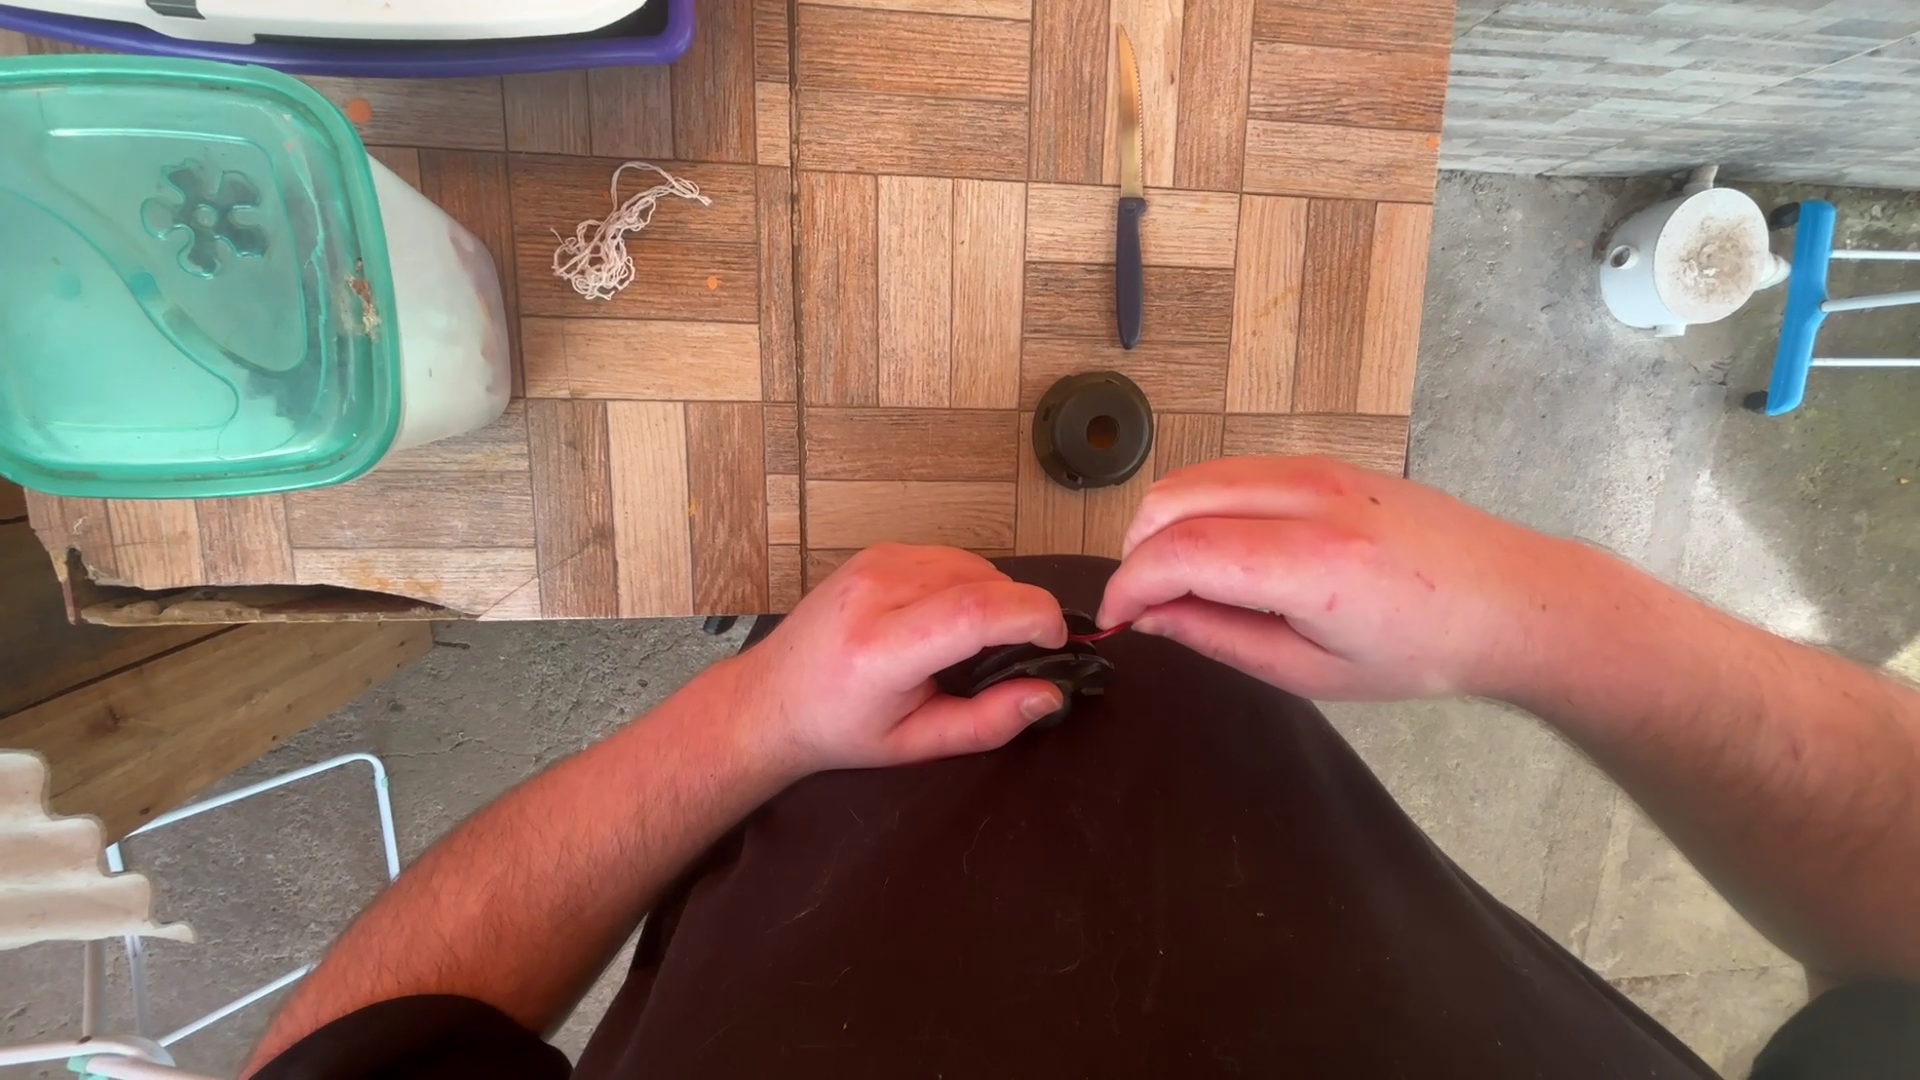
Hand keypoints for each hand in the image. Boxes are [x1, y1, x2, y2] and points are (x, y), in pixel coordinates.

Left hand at [727, 544, 1068, 774]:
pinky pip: (950, 557)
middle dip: (1020, 612)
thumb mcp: (916, 745)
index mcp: (881, 648)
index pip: (976, 610)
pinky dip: (969, 584)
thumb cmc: (841, 730)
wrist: (771, 696)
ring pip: (972, 563)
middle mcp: (876, 590)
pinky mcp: (877, 551)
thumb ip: (988, 722)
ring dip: (996, 598)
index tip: (1056, 642)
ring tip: (975, 644)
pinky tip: (949, 619)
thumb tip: (1050, 693)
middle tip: (1015, 657)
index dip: (1033, 617)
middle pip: (984, 580)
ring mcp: (875, 562)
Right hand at [1097, 456, 1587, 700]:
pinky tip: (1216, 550)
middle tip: (1144, 603)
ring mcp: (1312, 466)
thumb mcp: (1309, 672)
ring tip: (1175, 578)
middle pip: (1171, 499)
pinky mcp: (1316, 458)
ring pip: (1190, 478)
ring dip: (1160, 527)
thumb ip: (1217, 637)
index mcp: (1313, 561)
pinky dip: (1194, 508)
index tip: (1114, 621)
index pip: (1180, 552)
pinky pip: (1224, 474)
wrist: (1515, 598)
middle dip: (1135, 552)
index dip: (1128, 586)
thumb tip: (1147, 616)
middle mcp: (1305, 496)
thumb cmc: (1419, 653)